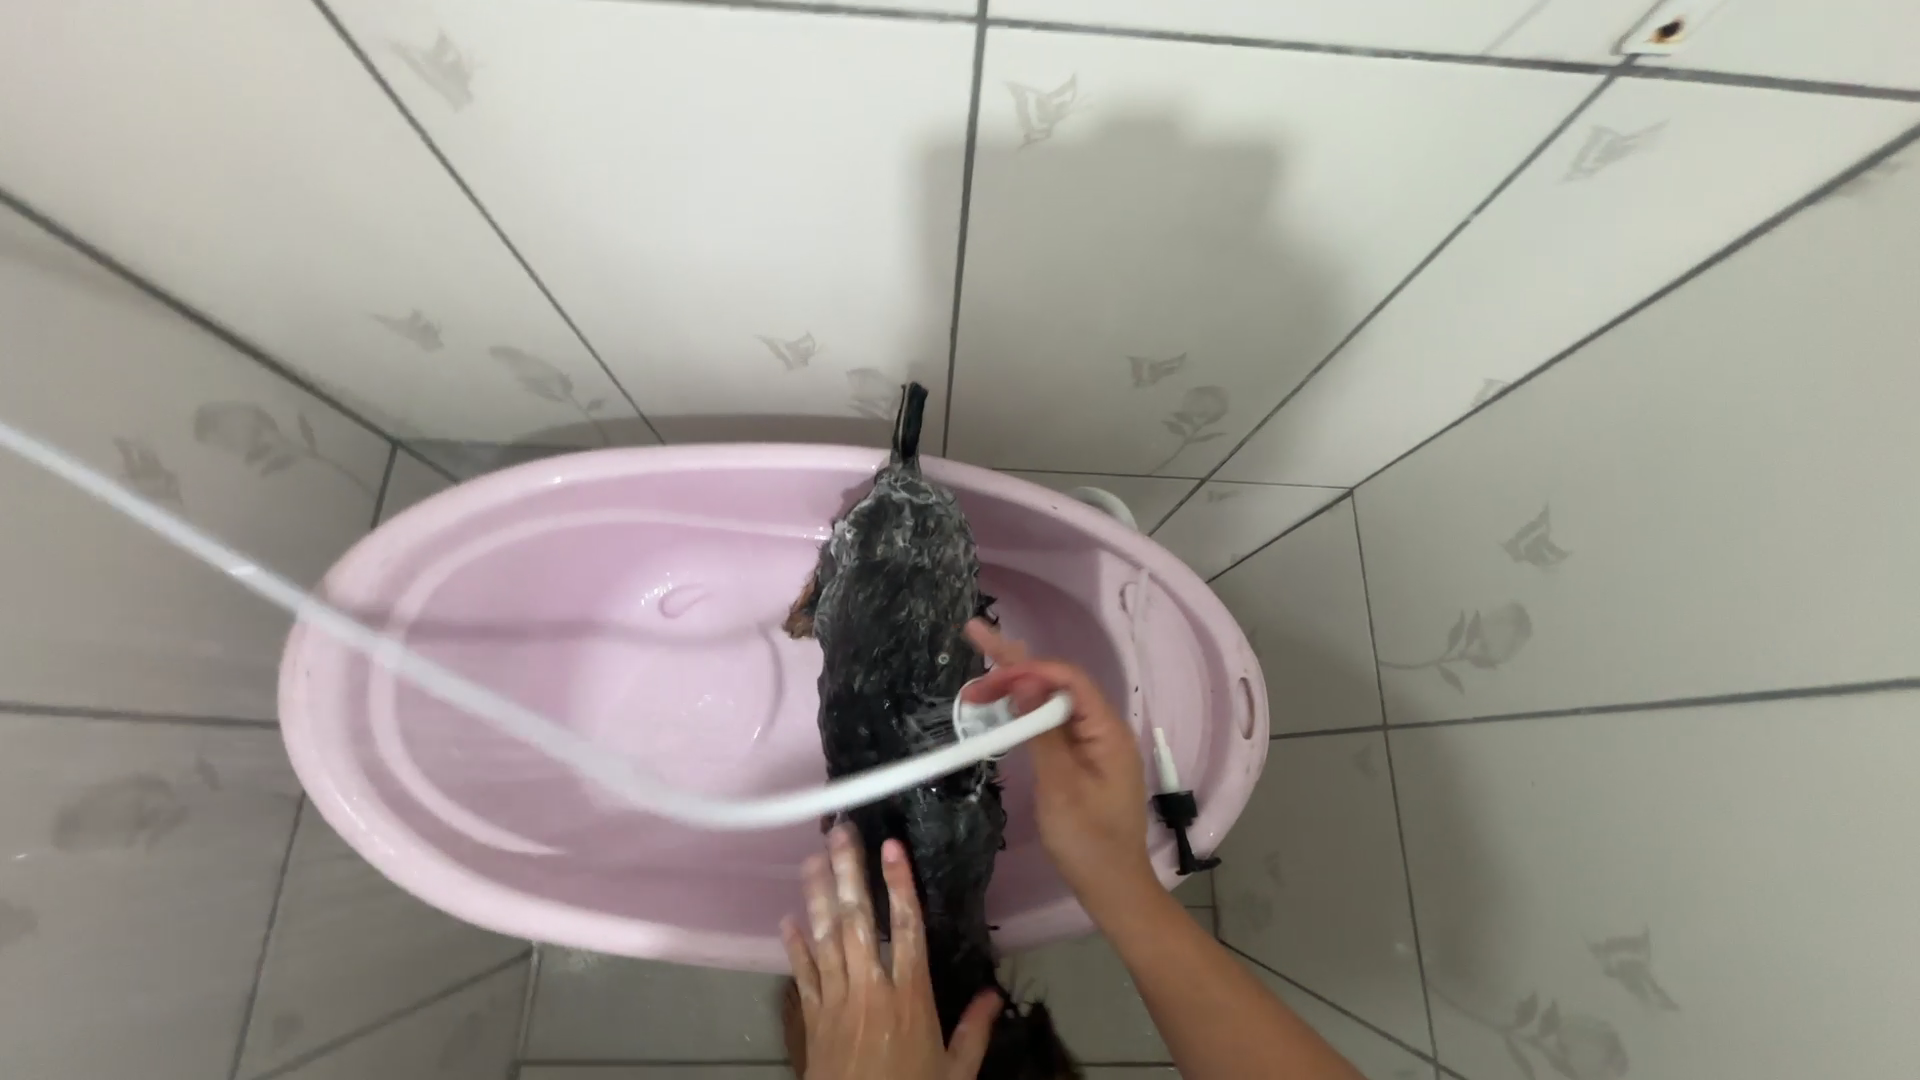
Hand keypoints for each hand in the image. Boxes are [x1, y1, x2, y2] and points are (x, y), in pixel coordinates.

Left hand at [782, 825, 1000, 1079]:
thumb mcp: (955, 1075)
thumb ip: (973, 1032)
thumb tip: (994, 993)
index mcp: (909, 997)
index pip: (906, 928)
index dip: (899, 884)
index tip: (892, 846)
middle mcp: (870, 989)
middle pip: (857, 921)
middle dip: (849, 873)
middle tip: (841, 833)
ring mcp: (836, 1002)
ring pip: (826, 939)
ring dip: (818, 896)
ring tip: (812, 857)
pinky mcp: (812, 1021)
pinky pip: (802, 976)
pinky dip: (794, 947)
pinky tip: (786, 918)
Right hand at [962, 619, 1156, 916]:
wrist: (1113, 889)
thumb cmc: (1088, 843)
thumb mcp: (1061, 788)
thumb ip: (1042, 733)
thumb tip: (1025, 682)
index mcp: (1107, 730)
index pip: (1067, 680)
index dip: (1028, 667)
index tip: (990, 673)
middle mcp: (1101, 728)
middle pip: (1057, 682)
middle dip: (1016, 664)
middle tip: (974, 636)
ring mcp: (1091, 743)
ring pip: (1051, 700)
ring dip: (1016, 685)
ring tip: (978, 670)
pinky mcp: (1080, 758)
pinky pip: (1051, 721)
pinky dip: (1024, 709)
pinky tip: (1003, 699)